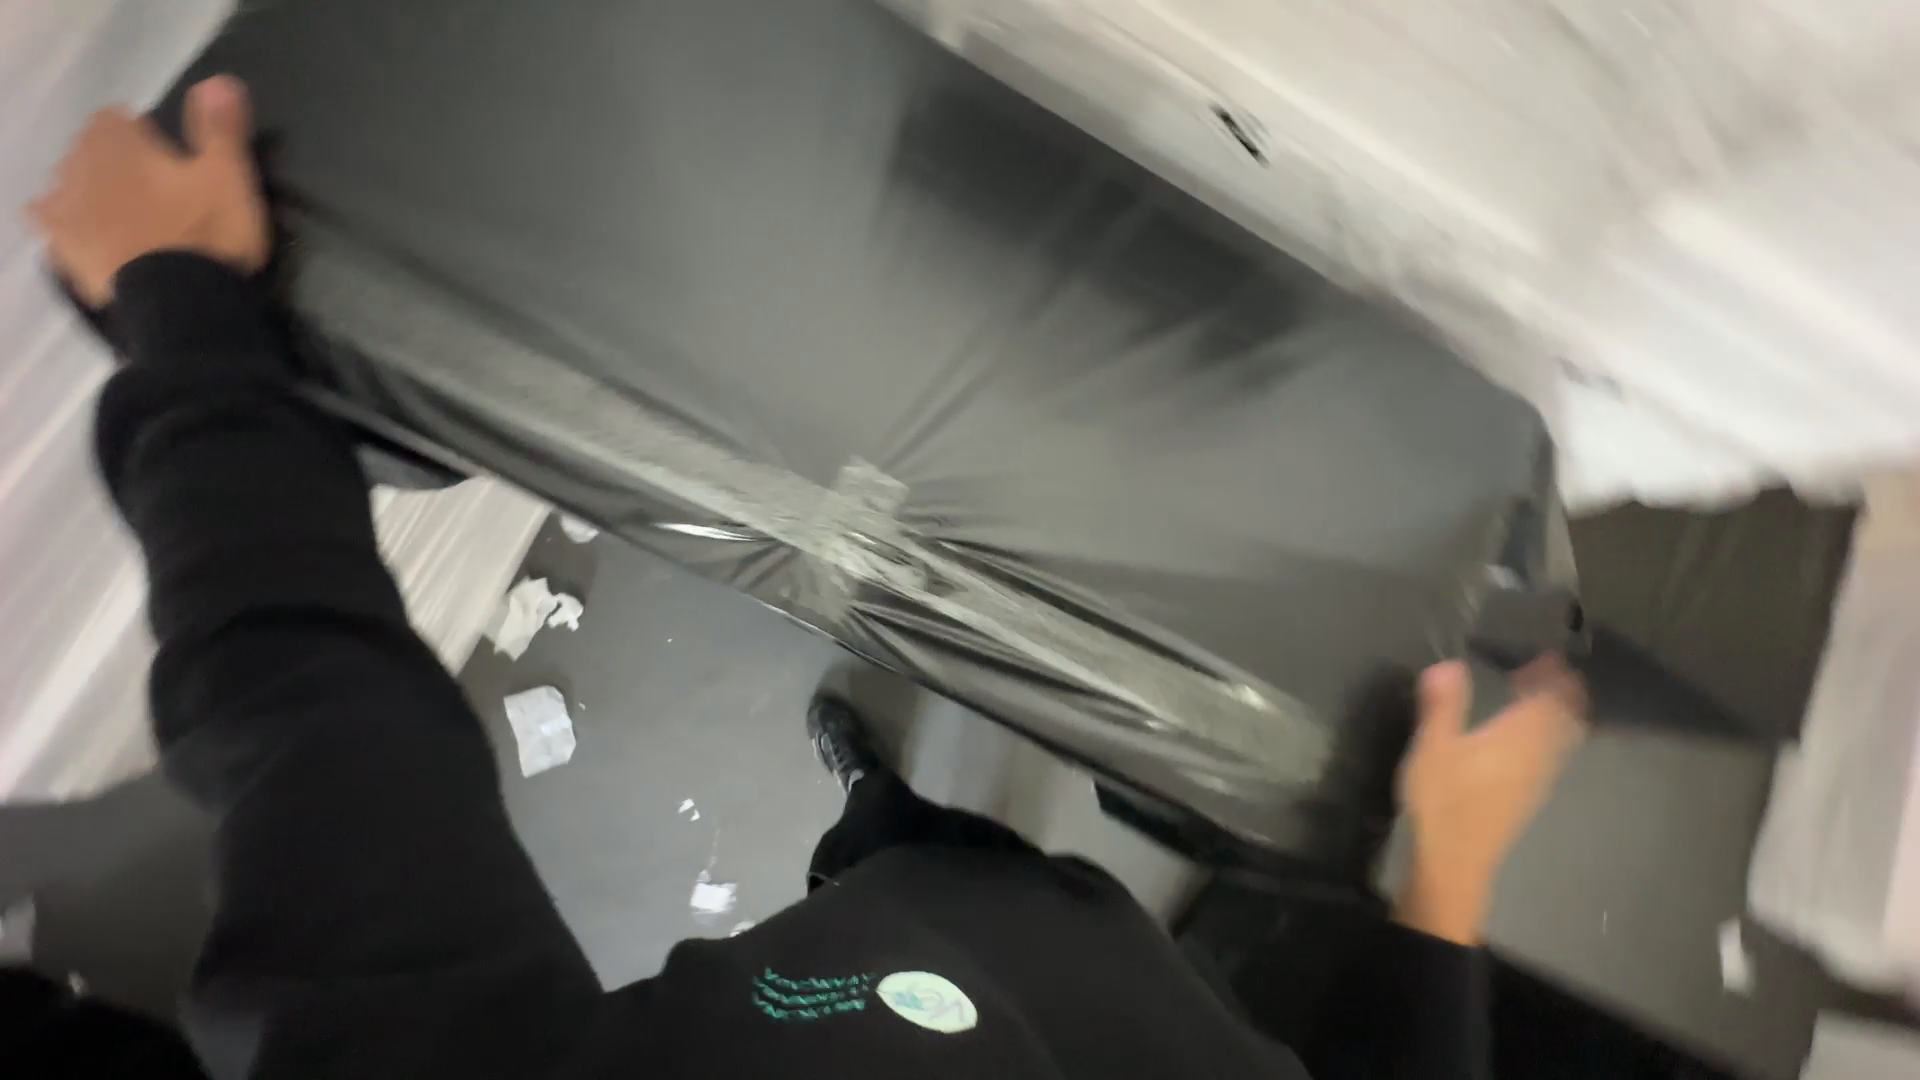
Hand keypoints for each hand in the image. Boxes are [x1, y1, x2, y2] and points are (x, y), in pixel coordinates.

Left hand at [28, 75, 268, 305]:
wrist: (179, 295)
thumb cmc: (208, 233)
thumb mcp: (231, 179)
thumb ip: (221, 131)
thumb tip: (223, 80)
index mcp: (117, 141)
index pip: (122, 119)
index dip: (153, 139)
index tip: (182, 165)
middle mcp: (78, 161)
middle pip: (94, 151)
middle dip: (123, 165)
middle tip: (165, 197)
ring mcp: (63, 203)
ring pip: (73, 183)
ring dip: (98, 193)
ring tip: (137, 221)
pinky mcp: (61, 241)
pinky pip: (55, 221)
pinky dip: (75, 224)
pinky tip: (98, 237)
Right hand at [1394, 655, 1585, 943]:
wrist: (1453, 862)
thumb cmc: (1441, 800)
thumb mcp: (1432, 748)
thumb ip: (1442, 706)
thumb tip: (1449, 664)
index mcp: (1516, 740)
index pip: (1548, 702)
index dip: (1554, 678)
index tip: (1552, 656)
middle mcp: (1535, 758)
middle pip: (1562, 721)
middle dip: (1561, 695)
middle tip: (1550, 671)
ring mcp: (1534, 780)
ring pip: (1558, 740)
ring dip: (1555, 715)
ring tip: (1541, 697)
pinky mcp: (1523, 796)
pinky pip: (1548, 755)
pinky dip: (1544, 735)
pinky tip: (1524, 737)